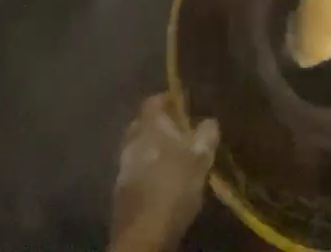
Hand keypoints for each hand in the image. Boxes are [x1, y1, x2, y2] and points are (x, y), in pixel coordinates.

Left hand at [108, 94, 218, 251]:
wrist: (144, 233)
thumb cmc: (174, 185)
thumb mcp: (200, 157)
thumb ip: (206, 134)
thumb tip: (209, 120)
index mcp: (150, 125)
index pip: (153, 100)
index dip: (167, 98)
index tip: (182, 102)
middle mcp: (132, 140)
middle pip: (143, 123)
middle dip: (160, 124)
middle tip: (180, 130)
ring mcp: (123, 165)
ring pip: (139, 147)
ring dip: (153, 148)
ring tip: (174, 156)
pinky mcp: (121, 189)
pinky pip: (136, 168)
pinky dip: (148, 168)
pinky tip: (163, 178)